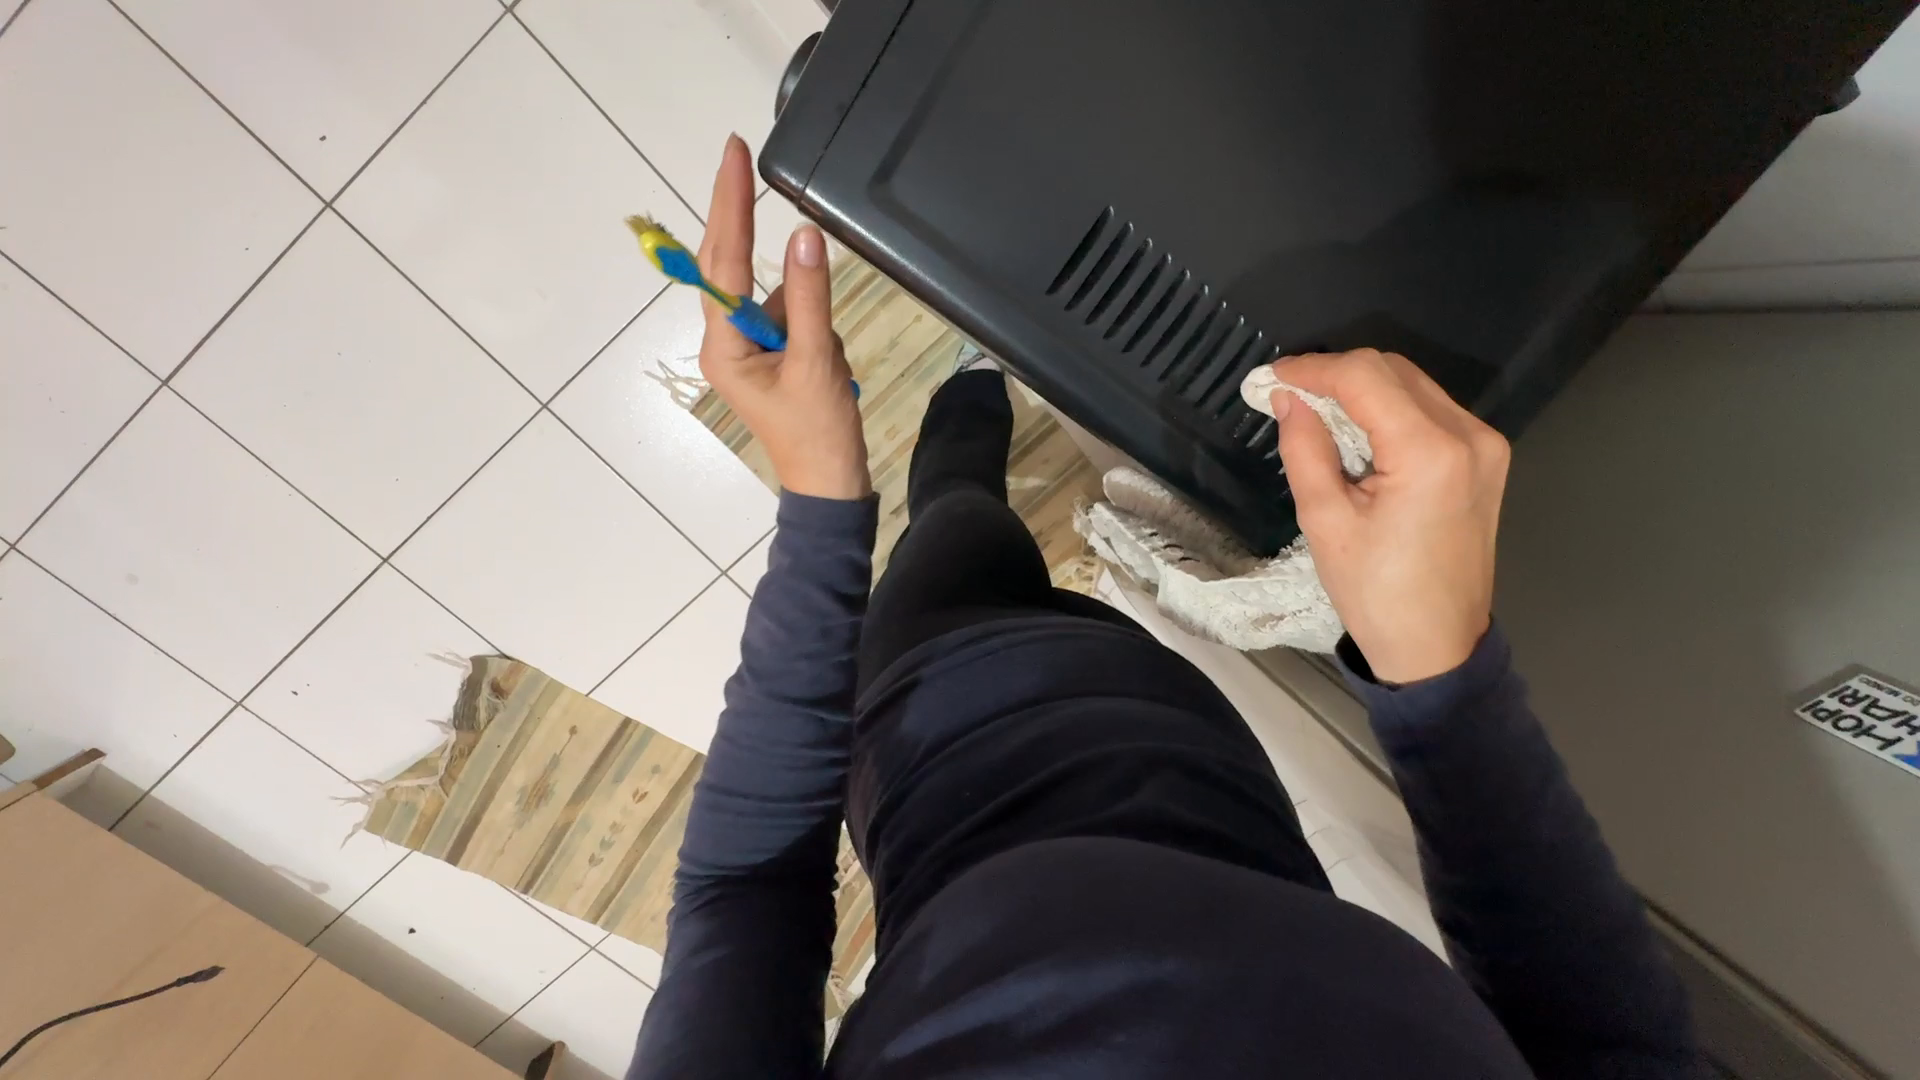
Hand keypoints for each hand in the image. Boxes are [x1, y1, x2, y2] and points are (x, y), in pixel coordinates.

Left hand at [696, 135, 868, 499]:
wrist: (830, 485)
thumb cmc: (819, 432)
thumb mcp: (817, 361)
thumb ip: (810, 297)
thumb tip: (803, 234)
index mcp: (724, 346)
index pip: (721, 262)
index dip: (728, 205)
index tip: (734, 154)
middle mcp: (725, 342)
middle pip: (728, 267)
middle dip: (738, 218)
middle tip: (740, 156)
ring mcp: (748, 350)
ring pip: (769, 296)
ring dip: (802, 309)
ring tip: (824, 363)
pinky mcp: (770, 357)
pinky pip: (788, 318)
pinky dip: (812, 323)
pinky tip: (828, 362)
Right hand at [1269, 349, 1509, 682]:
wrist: (1436, 643)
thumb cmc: (1373, 591)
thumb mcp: (1324, 521)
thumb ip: (1305, 449)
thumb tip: (1287, 399)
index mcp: (1430, 452)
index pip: (1365, 378)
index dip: (1313, 369)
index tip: (1270, 377)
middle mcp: (1469, 435)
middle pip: (1393, 370)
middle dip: (1334, 373)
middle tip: (1285, 391)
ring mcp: (1485, 445)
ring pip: (1413, 384)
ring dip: (1359, 387)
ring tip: (1312, 408)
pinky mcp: (1484, 458)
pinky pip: (1428, 410)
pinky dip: (1385, 407)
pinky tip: (1353, 429)